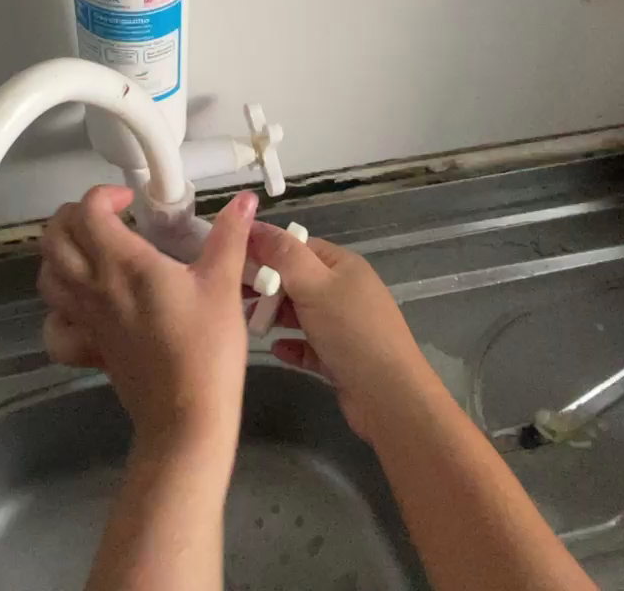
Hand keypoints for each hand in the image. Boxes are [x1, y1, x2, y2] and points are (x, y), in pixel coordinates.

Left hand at [38, 187, 258, 448]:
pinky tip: (80, 302)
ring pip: (46, 274)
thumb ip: (230, 236)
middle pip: (53, 237)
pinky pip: (53, 323)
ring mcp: (84, 318)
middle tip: (106, 217)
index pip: (88, 212)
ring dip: (60, 252)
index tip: (132, 201)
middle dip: (73, 214)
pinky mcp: (86, 346)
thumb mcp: (223, 284)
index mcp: (124, 264)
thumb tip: (245, 200)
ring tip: (92, 249)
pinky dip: (58, 307)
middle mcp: (94, 286)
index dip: (103, 195)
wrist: (186, 415)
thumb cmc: (207, 348)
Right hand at [246, 229, 433, 437]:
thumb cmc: (351, 331)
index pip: (298, 247)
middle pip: (296, 280)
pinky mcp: (340, 358)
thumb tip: (253, 224)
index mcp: (342, 266)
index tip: (233, 258)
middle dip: (266, 286)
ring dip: (275, 316)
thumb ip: (282, 254)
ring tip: (249, 324)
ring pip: (300, 313)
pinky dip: (291, 344)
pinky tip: (276, 349)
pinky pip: (308, 345)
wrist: (390, 398)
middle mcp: (344, 291)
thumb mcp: (313, 285)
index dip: (266, 249)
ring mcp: (344, 326)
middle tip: (235, 295)